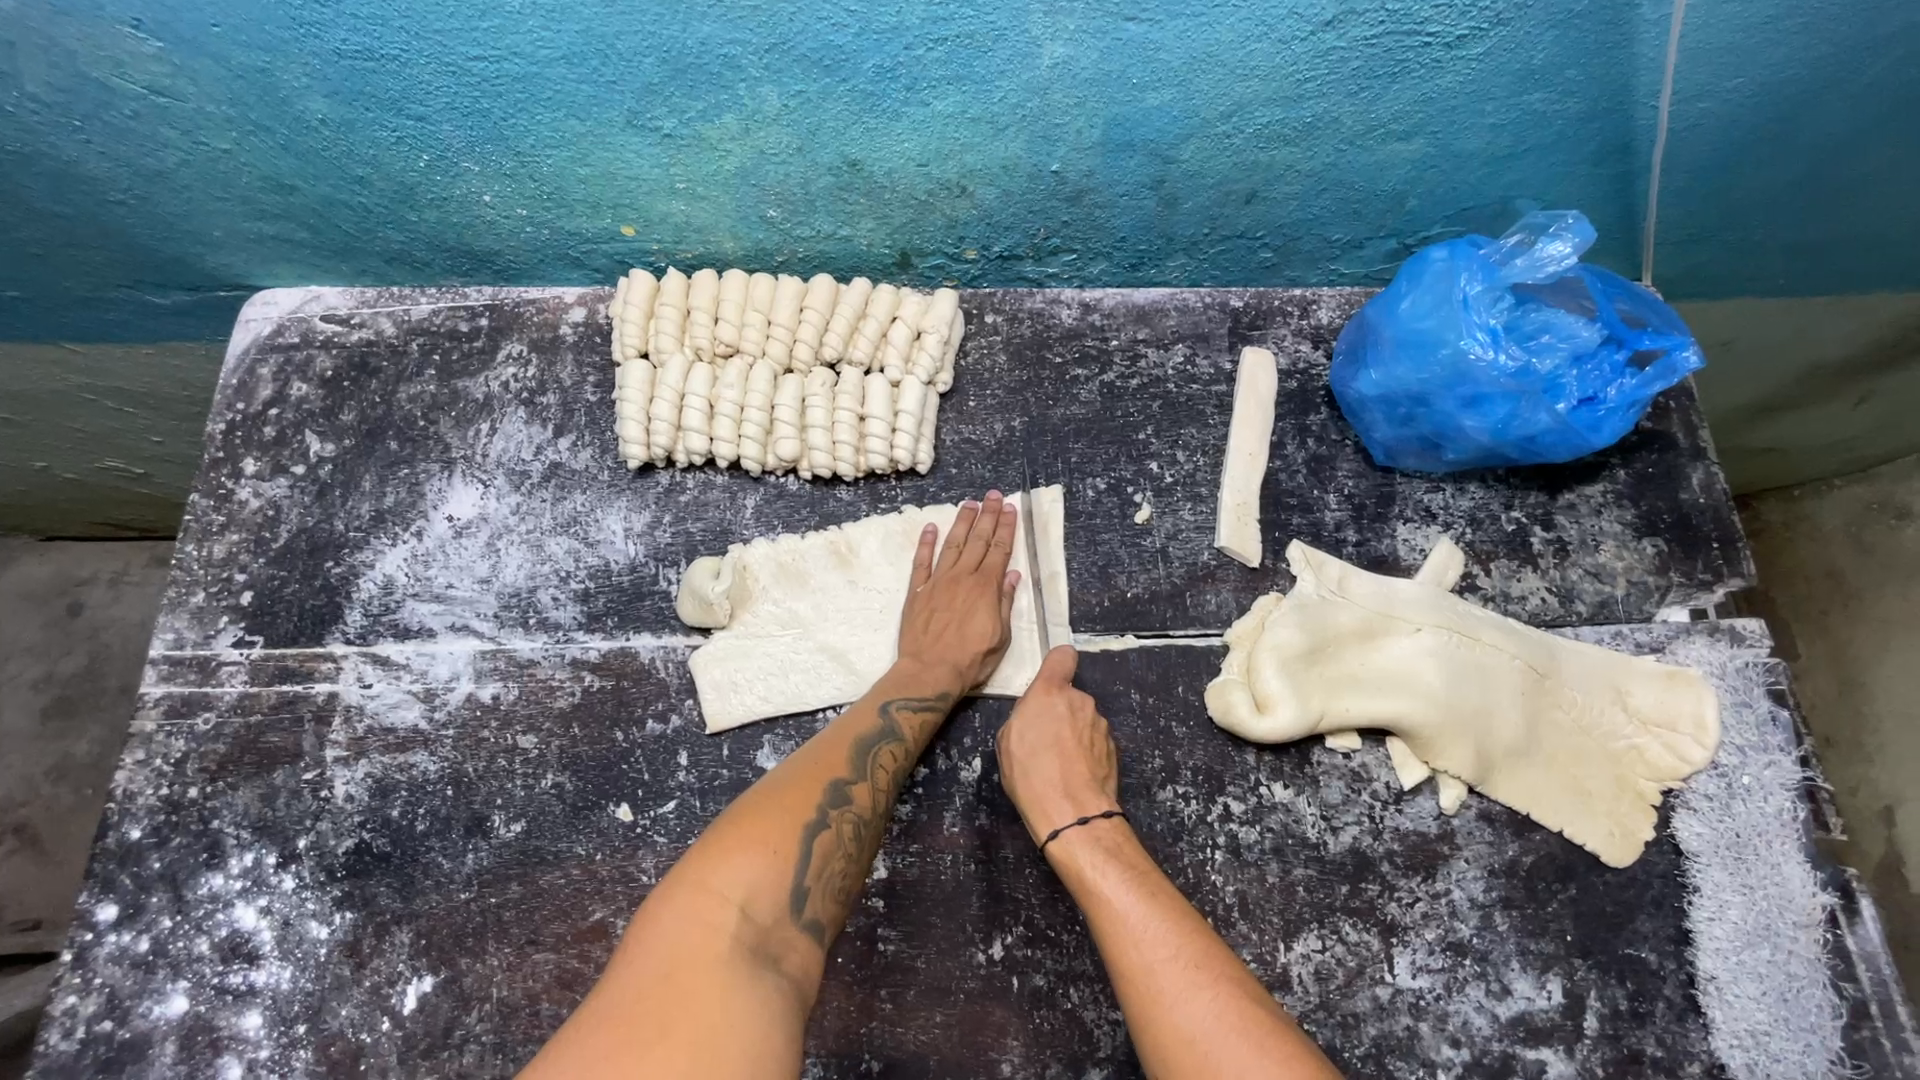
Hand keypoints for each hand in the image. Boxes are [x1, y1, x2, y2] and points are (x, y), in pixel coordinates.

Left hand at [896, 490, 1019, 690]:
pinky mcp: (917, 592)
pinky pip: (921, 562)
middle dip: (987, 516)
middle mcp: (962, 577)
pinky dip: (925, 543)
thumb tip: (1012, 575)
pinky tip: (930, 528)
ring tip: (969, 504)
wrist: (930, 672)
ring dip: (961, 522)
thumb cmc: (971, 660)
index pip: (999, 550)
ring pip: (952, 544)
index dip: (1006, 528)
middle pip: (977, 540)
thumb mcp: (1001, 637)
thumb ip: (1005, 602)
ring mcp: (937, 582)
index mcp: (986, 588)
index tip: (1009, 508)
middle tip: (993, 495)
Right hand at [996, 646, 1121, 847]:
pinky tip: (1077, 775)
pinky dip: (1088, 753)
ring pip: (1084, 721)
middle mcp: (1080, 700)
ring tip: (1061, 764)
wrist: (1071, 811)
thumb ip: (1025, 716)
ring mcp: (1100, 724)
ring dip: (1075, 735)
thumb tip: (1037, 717)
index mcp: (1050, 692)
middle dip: (1060, 712)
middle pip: (1070, 697)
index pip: (1062, 657)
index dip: (1058, 663)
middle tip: (1045, 741)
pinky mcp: (1114, 748)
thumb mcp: (1007, 740)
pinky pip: (1095, 742)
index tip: (1052, 678)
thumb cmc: (1029, 772)